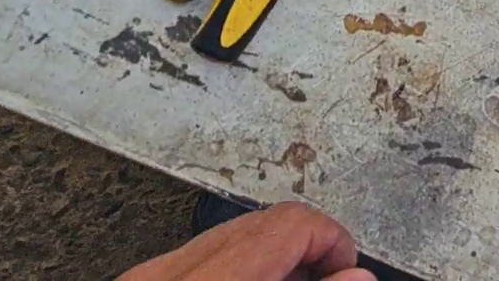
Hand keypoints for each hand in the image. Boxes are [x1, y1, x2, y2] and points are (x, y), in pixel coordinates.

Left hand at [118, 202, 376, 280]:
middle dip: (305, 252)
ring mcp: (143, 280)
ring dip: (272, 262)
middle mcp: (165, 276)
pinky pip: (198, 261)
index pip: (289, 224)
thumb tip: (356, 278)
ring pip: (230, 239)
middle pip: (261, 225)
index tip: (348, 275)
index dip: (332, 241)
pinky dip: (236, 271)